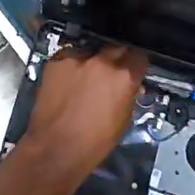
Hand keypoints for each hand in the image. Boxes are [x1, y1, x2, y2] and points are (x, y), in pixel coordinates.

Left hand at [13, 44, 148, 188]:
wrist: (56, 145)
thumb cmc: (94, 141)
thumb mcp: (123, 118)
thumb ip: (128, 93)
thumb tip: (129, 84)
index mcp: (123, 77)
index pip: (138, 57)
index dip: (136, 64)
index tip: (133, 69)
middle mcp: (101, 62)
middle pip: (116, 49)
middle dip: (117, 59)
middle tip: (111, 74)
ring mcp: (76, 58)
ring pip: (91, 51)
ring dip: (92, 62)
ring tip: (87, 78)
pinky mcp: (56, 60)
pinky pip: (69, 56)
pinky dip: (72, 65)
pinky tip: (69, 80)